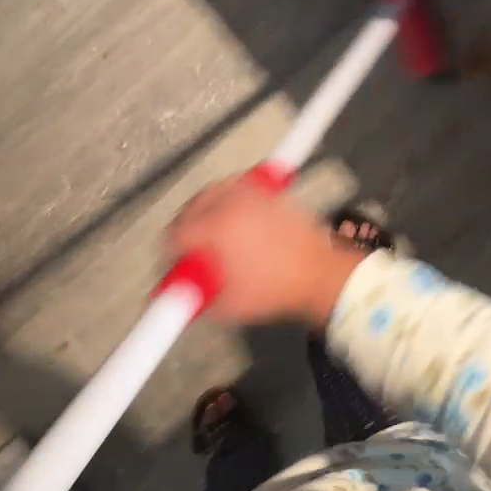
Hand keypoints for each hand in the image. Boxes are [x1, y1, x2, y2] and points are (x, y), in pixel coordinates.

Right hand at [165, 176, 368, 327]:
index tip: (175, 260)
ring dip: (203, 209)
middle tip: (190, 246)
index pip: (176, 232)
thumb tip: (177, 292)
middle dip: (185, 226)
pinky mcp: (269, 191)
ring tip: (208, 228)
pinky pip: (237, 185)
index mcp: (216, 230)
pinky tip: (232, 216)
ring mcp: (251, 193)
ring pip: (212, 191)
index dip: (171, 250)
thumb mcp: (227, 305)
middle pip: (191, 207)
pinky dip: (228, 197)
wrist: (319, 275)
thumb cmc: (275, 291)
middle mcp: (230, 203)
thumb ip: (194, 297)